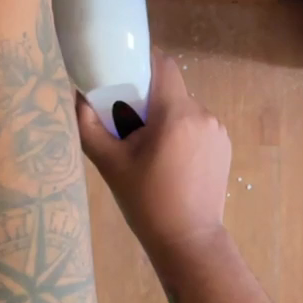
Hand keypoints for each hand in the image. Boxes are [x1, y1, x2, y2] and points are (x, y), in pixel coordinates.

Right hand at [77, 49, 232, 261]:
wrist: (188, 240)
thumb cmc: (146, 202)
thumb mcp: (110, 164)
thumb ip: (90, 126)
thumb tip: (77, 97)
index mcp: (175, 113)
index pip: (163, 65)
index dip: (143, 62)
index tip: (124, 74)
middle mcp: (202, 114)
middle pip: (172, 88)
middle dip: (149, 98)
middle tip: (128, 122)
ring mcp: (217, 130)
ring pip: (185, 108)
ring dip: (167, 118)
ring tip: (150, 148)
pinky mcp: (224, 145)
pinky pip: (198, 126)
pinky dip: (183, 133)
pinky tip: (171, 160)